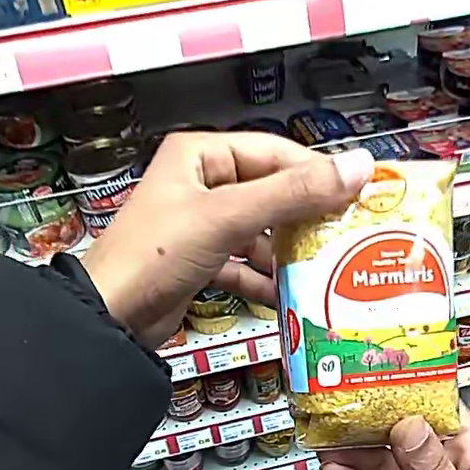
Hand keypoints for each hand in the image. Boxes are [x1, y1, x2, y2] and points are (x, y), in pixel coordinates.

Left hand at [81, 132, 373, 347]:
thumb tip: (356, 168)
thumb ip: (293, 194)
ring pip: (258, 232)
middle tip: (345, 233)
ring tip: (322, 268)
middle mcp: (201, 186)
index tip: (356, 193)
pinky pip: (243, 265)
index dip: (316, 172)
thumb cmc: (154, 256)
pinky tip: (287, 296)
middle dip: (304, 217)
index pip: (274, 153)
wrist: (112, 317)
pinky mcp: (200, 263)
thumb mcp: (228, 217)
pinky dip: (264, 280)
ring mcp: (200, 227)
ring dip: (286, 253)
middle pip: (269, 193)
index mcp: (200, 156)